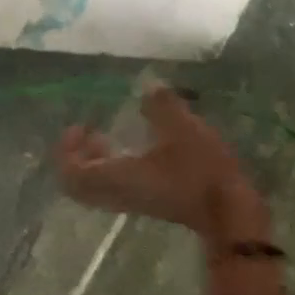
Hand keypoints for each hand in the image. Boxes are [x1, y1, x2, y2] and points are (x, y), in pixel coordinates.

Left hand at [55, 87, 264, 242]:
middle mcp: (117, 193)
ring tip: (109, 141)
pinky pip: (116, 189)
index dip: (68, 150)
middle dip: (78, 158)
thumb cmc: (199, 169)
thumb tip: (148, 86)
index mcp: (115, 176)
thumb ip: (162, 106)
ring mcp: (134, 201)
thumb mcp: (182, 129)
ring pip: (98, 188)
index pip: (73, 171)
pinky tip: (139, 152)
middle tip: (90, 133)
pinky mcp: (151, 202)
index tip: (80, 126)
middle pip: (80, 185)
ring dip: (96, 165)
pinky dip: (114, 170)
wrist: (226, 208)